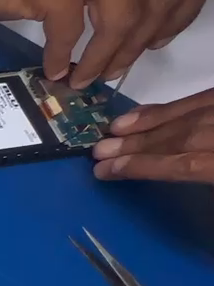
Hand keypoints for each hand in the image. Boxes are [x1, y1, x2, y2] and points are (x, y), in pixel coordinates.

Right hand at [0, 0, 202, 84]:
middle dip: (139, 42)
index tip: (159, 40)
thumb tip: (129, 20)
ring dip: (106, 56)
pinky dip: (61, 56)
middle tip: (118, 70)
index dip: (175, 13)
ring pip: (122, 21)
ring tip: (86, 77)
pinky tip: (54, 71)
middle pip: (153, 4)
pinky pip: (68, 33)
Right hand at [94, 86, 213, 180]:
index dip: (146, 166)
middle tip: (99, 149)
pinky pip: (210, 96)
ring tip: (116, 127)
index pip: (187, 165)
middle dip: (140, 143)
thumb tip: (148, 173)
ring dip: (152, 120)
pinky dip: (178, 104)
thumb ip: (195, 172)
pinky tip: (146, 112)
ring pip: (197, 114)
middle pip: (187, 138)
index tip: (105, 169)